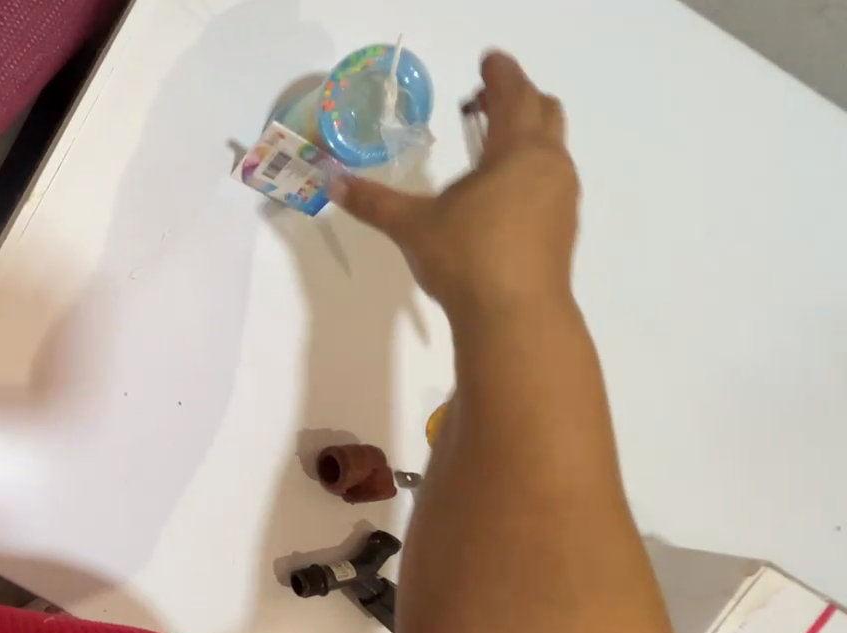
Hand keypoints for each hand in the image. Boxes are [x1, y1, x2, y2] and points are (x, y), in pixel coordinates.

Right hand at [335, 52, 578, 320]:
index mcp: (515, 152)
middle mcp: (547, 164)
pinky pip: (546, 180)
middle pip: (544, 113)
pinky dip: (525, 170)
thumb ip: (373, 202)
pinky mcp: (559, 224)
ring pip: (547, 148)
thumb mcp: (410, 226)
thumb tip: (332, 181)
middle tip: (486, 99)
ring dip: (522, 136)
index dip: (501, 75)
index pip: (513, 97)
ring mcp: (560, 194)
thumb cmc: (464, 256)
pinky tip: (498, 195)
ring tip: (488, 147)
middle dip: (518, 99)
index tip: (488, 61)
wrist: (513, 310)